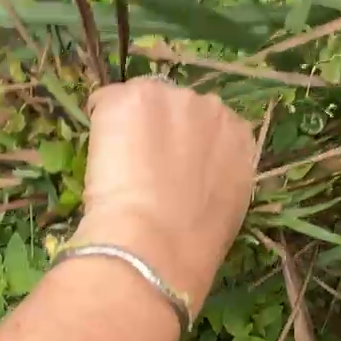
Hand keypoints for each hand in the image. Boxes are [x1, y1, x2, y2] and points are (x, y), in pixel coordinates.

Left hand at [73, 79, 256, 313]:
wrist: (157, 242)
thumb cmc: (195, 242)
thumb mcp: (227, 207)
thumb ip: (217, 177)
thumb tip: (195, 176)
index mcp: (239, 136)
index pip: (208, 126)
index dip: (184, 146)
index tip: (170, 169)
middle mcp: (212, 107)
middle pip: (175, 109)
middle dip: (159, 131)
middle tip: (144, 170)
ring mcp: (171, 98)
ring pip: (140, 105)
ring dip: (130, 128)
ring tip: (122, 170)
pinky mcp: (132, 98)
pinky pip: (106, 104)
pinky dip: (100, 127)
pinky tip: (103, 162)